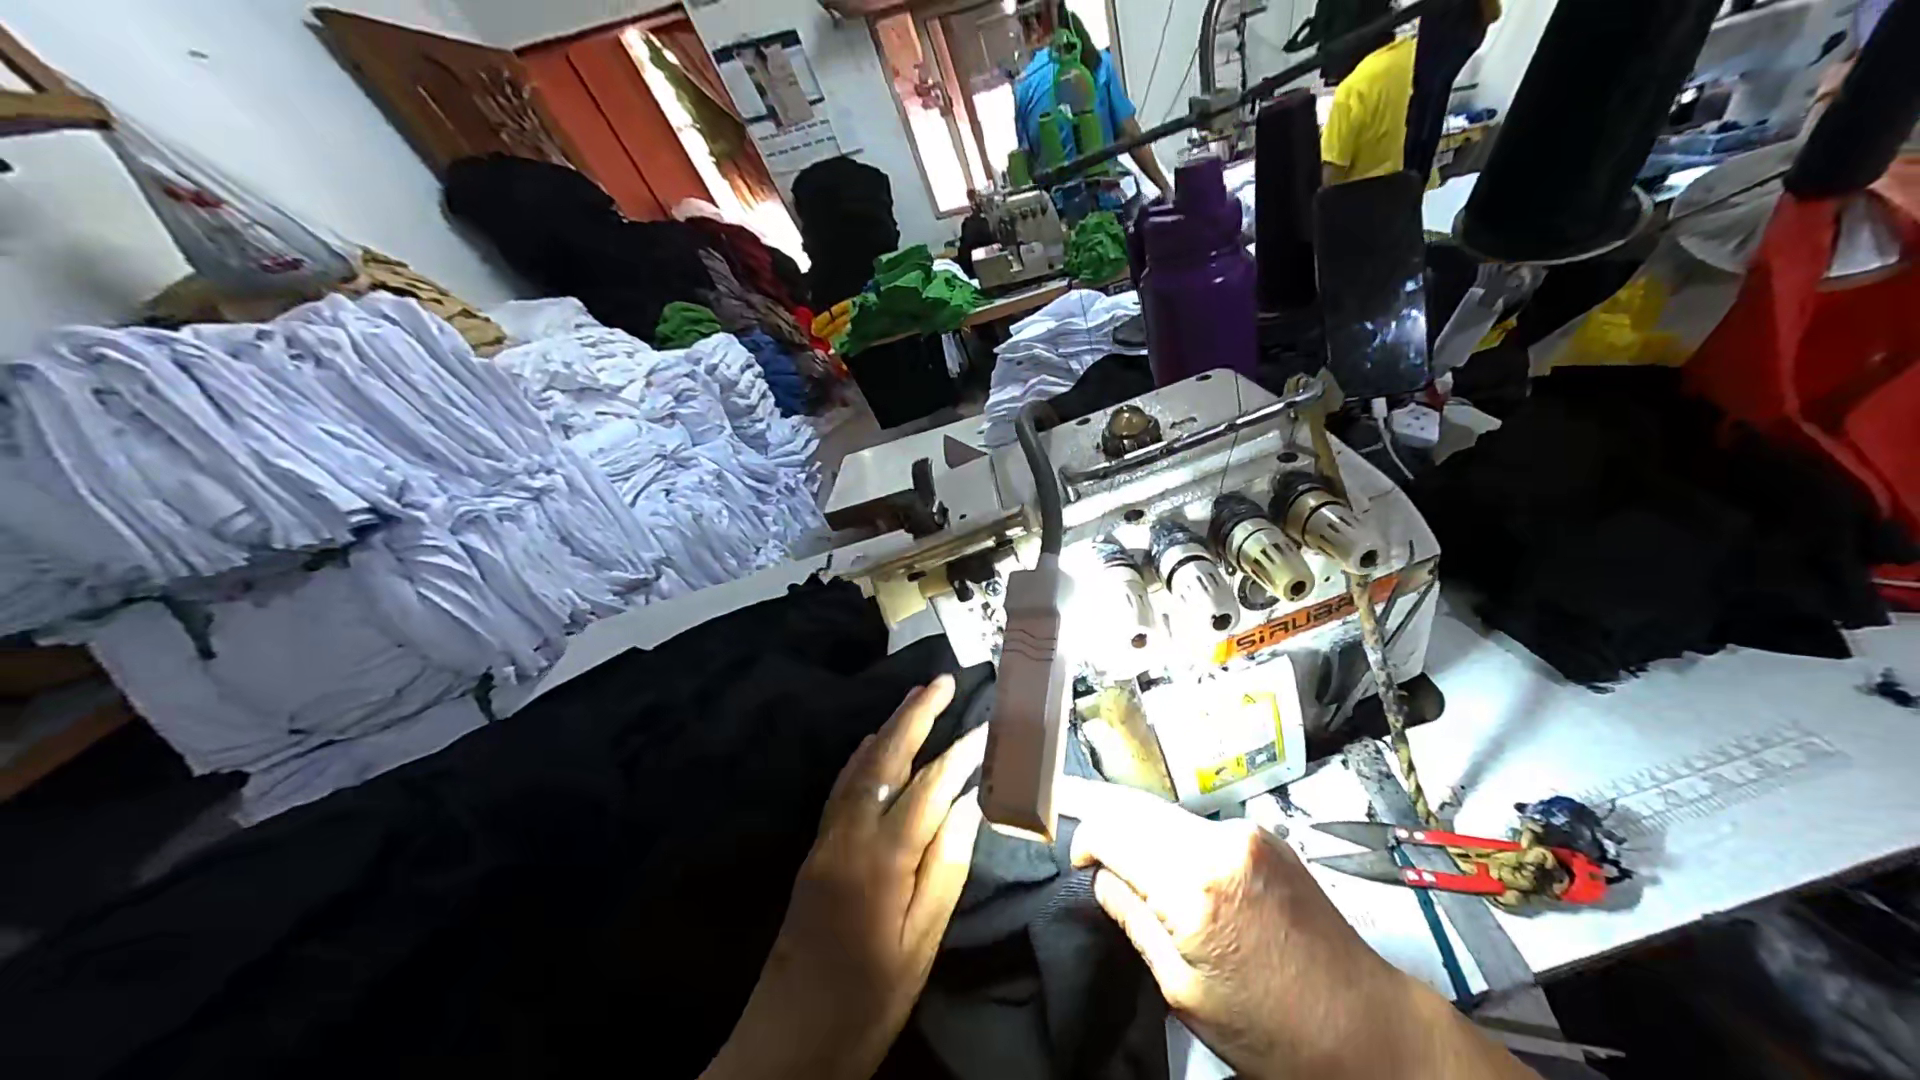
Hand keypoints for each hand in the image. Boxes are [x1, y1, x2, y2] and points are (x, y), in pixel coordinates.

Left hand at [703, 676, 986, 1079]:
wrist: (787, 1041)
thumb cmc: (868, 1000)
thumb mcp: (922, 942)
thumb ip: (947, 867)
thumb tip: (971, 805)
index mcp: (882, 860)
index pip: (930, 789)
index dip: (961, 754)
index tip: (988, 727)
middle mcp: (849, 836)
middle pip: (885, 760)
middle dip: (915, 715)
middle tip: (942, 681)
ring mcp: (826, 840)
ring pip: (859, 767)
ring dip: (889, 728)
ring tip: (916, 699)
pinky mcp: (815, 851)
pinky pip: (841, 788)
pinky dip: (862, 758)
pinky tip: (873, 746)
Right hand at [1057, 778, 1538, 1079]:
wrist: (1369, 1027)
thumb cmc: (1274, 1032)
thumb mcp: (1183, 991)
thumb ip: (1134, 920)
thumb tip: (1101, 878)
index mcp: (1193, 886)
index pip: (1108, 830)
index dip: (1084, 844)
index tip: (1082, 868)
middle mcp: (1218, 842)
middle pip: (1134, 809)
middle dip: (1112, 836)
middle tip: (1108, 874)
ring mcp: (1246, 832)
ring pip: (1165, 814)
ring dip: (1146, 839)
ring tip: (1155, 887)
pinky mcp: (1265, 834)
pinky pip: (1198, 825)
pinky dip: (1179, 844)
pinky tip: (1193, 883)